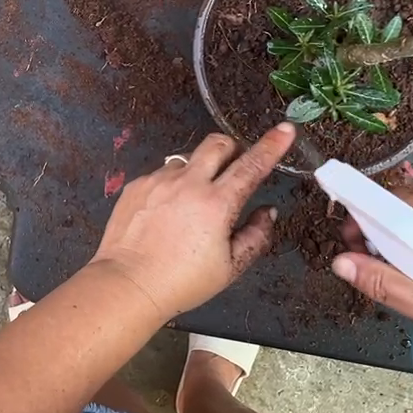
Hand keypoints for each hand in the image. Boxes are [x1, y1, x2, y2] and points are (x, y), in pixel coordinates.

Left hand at [86, 124, 295, 319]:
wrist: (127, 283)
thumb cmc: (182, 281)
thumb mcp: (231, 267)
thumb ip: (256, 235)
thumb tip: (267, 211)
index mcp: (217, 203)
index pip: (251, 166)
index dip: (271, 145)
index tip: (285, 129)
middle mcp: (188, 182)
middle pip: (217, 144)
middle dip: (231, 148)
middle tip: (233, 168)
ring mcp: (158, 180)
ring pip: (187, 160)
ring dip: (197, 172)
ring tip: (190, 205)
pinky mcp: (136, 184)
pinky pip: (161, 175)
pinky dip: (170, 186)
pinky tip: (164, 214)